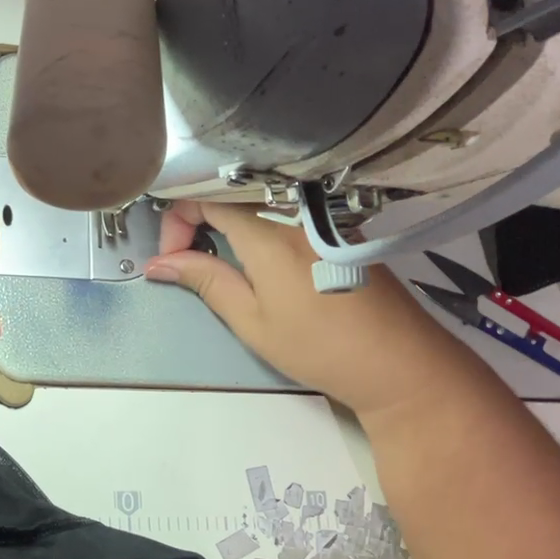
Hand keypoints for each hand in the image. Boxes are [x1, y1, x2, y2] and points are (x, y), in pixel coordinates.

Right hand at [145, 201, 484, 417]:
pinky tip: (251, 259)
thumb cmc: (319, 347)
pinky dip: (254, 227)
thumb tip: (158, 262)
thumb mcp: (251, 320)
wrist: (401, 364)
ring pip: (257, 202)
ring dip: (225, 223)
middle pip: (232, 194)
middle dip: (197, 218)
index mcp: (271, 234)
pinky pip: (283, 212)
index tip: (172, 258)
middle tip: (185, 259)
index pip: (208, 198)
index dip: (178, 219)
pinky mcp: (338, 232)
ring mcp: (321, 221)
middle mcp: (297, 215)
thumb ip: (205, 281)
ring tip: (214, 260)